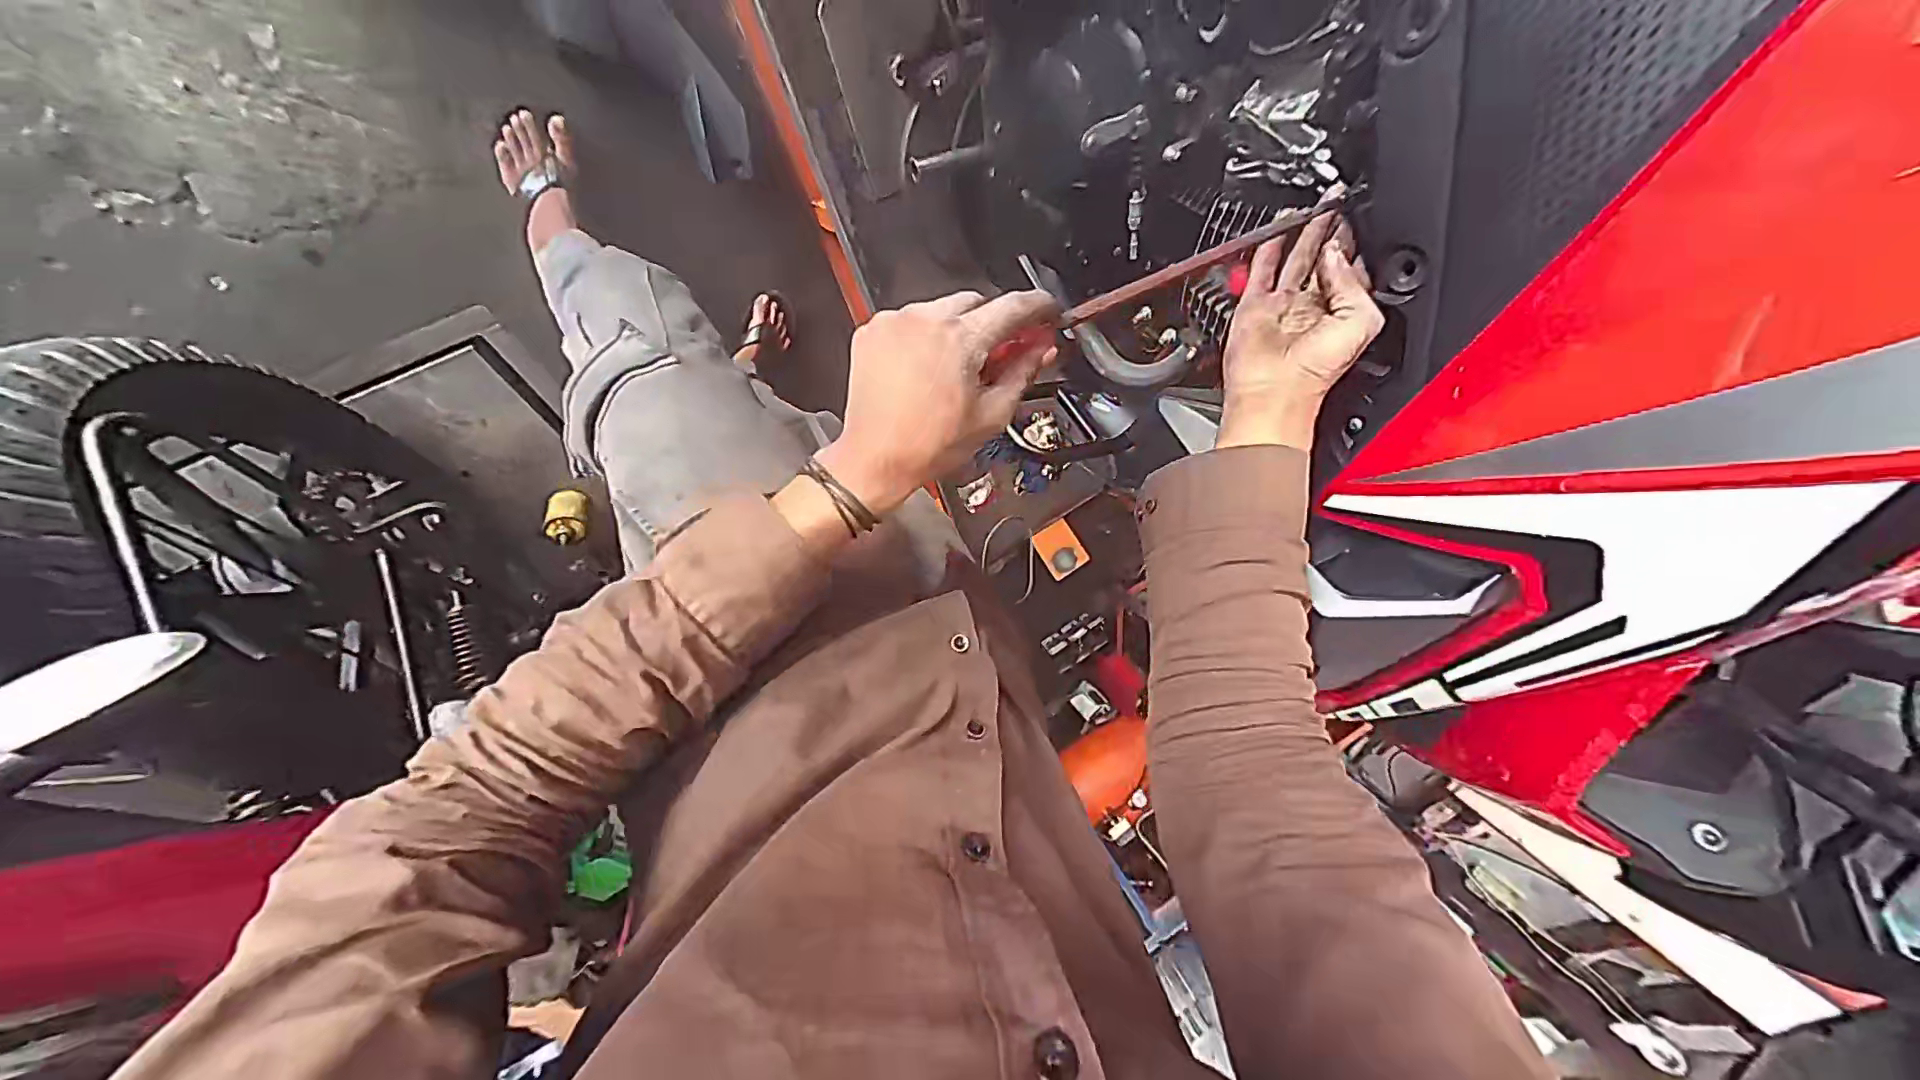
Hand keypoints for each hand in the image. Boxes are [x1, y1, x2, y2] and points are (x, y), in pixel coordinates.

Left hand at [815, 289, 1059, 514]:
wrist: (875, 459)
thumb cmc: (924, 445)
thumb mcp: (991, 415)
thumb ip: (1022, 373)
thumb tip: (1040, 350)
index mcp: (960, 339)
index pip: (1014, 305)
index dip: (1040, 306)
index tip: (1047, 313)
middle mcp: (925, 321)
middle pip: (977, 302)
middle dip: (994, 323)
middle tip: (1001, 353)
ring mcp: (895, 323)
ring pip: (942, 310)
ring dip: (957, 330)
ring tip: (956, 370)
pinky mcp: (873, 331)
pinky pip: (910, 321)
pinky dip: (924, 337)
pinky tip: (927, 368)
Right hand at [1217, 208, 1383, 449]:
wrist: (1272, 393)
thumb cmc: (1315, 373)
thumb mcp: (1360, 322)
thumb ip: (1352, 281)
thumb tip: (1332, 252)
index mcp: (1341, 310)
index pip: (1349, 264)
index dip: (1353, 239)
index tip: (1355, 214)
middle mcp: (1311, 306)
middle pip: (1321, 256)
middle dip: (1329, 228)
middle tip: (1334, 201)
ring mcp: (1281, 306)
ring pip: (1293, 258)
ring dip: (1301, 232)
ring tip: (1309, 207)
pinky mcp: (1254, 308)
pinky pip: (1261, 270)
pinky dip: (1267, 249)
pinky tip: (1276, 230)